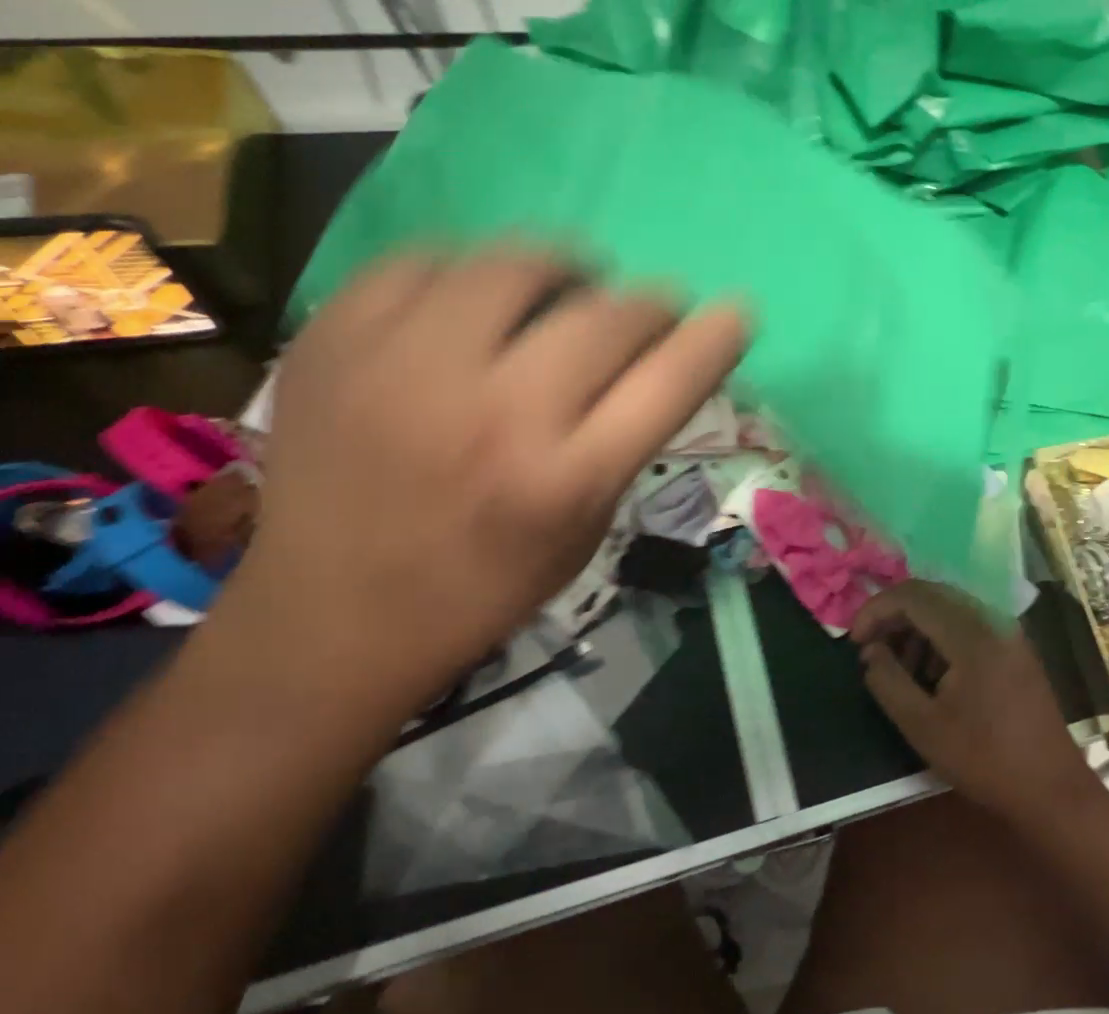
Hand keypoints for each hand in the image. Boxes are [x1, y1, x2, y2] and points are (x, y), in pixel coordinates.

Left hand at [225, 252, 745, 707]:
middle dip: (651, 305)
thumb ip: (622, 447)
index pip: (670, 380)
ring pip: (515, 267)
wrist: (332, 616)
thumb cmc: (484, 589)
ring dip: (565, 271)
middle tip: (652, 312)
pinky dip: (470, 272)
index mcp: (565, 479)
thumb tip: (655, 365)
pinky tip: (478, 297)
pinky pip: (423, 261)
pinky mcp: (335, 340)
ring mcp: (404, 366)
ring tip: (568, 288)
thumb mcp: (583, 533)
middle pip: (608, 315)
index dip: (715, 337)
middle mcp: (494, 412)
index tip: (735, 314)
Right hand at [852, 581, 1100, 821]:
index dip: (876, 610)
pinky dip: (943, 642)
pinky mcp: (1018, 652)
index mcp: (972, 634)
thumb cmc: (983, 759)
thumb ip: (888, 681)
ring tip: (898, 672)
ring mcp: (1011, 635)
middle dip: (895, 618)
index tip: (854, 642)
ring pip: (953, 611)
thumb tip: (870, 652)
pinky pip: (972, 629)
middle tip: (870, 653)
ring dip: (919, 631)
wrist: (1050, 787)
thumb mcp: (922, 725)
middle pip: (934, 596)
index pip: (914, 595)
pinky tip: (932, 678)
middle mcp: (995, 621)